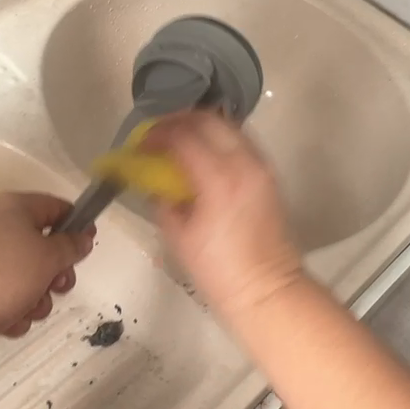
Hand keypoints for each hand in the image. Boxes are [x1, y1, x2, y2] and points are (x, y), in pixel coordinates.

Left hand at [0, 192, 94, 349]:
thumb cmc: (5, 274)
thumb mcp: (50, 256)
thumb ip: (72, 245)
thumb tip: (82, 236)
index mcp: (13, 208)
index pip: (53, 206)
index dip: (75, 223)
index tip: (89, 243)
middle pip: (41, 245)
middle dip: (55, 270)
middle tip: (59, 284)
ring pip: (27, 276)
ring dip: (37, 296)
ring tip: (30, 308)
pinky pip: (7, 295)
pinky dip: (14, 309)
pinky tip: (9, 320)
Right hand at [144, 112, 305, 318]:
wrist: (267, 289)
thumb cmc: (219, 270)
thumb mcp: (178, 237)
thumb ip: (163, 200)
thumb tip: (156, 182)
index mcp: (218, 178)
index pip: (182, 136)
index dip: (156, 135)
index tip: (141, 144)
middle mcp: (243, 162)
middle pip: (208, 119)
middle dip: (178, 121)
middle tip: (158, 134)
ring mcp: (260, 166)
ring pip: (228, 126)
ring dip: (200, 126)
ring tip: (178, 141)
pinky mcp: (269, 174)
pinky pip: (240, 141)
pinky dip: (218, 139)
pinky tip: (202, 155)